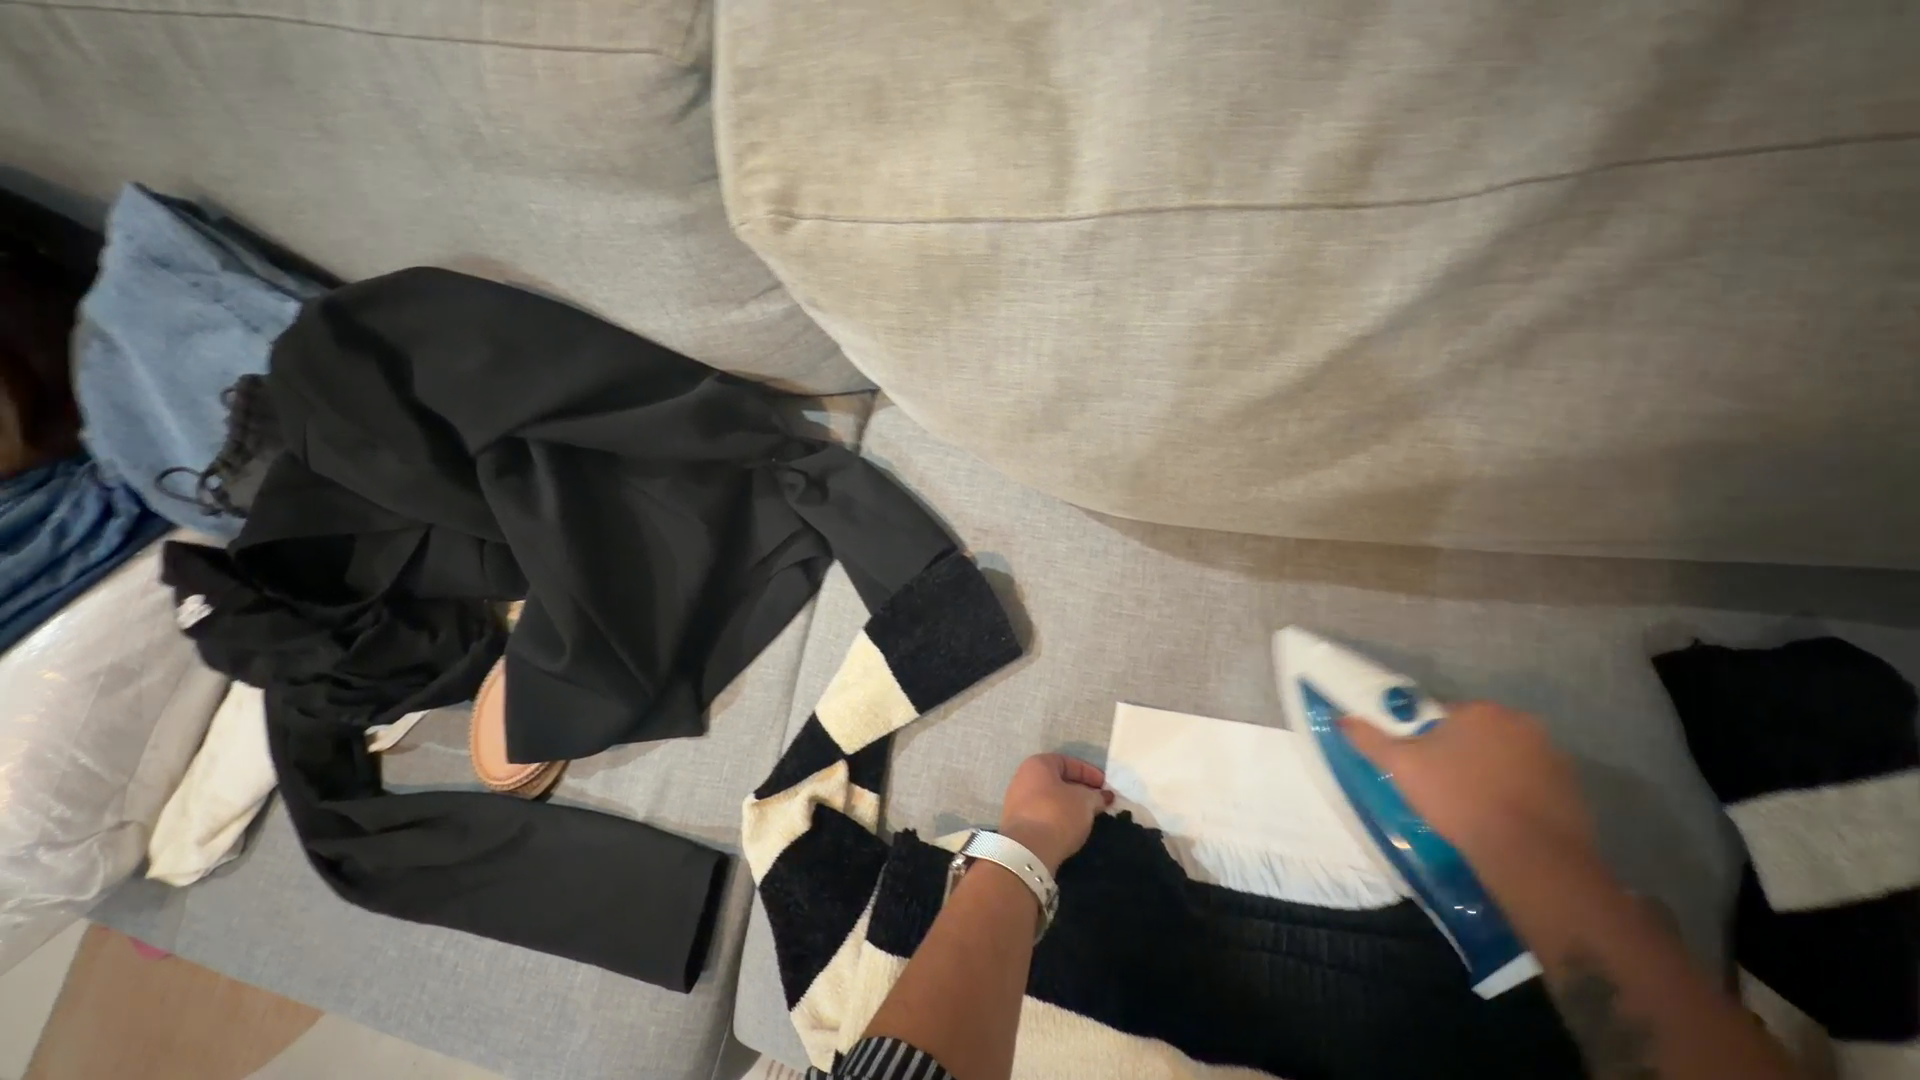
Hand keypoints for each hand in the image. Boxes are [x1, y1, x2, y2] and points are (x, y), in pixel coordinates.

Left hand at [997, 753, 1114, 873]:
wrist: (1027, 850)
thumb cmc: (1057, 814)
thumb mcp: (1085, 801)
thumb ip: (1096, 796)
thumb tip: (1102, 797)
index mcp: (1037, 765)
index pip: (1068, 762)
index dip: (1089, 773)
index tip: (1105, 787)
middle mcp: (1023, 779)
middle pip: (1058, 781)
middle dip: (1080, 791)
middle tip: (1099, 802)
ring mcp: (1017, 802)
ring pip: (1050, 800)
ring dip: (1070, 806)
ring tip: (1088, 817)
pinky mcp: (1018, 824)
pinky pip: (1043, 815)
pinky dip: (1059, 819)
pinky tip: (1071, 829)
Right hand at [1340, 702, 1599, 884]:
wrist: (1528, 851)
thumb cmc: (1457, 798)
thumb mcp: (1402, 767)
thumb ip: (1371, 739)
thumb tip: (1341, 718)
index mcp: (1479, 710)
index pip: (1444, 715)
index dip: (1429, 740)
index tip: (1424, 767)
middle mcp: (1520, 721)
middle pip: (1479, 733)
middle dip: (1463, 753)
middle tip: (1446, 787)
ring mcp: (1552, 752)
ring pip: (1507, 756)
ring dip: (1493, 771)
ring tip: (1477, 806)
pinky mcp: (1572, 784)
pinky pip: (1534, 779)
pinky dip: (1520, 791)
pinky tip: (1506, 816)